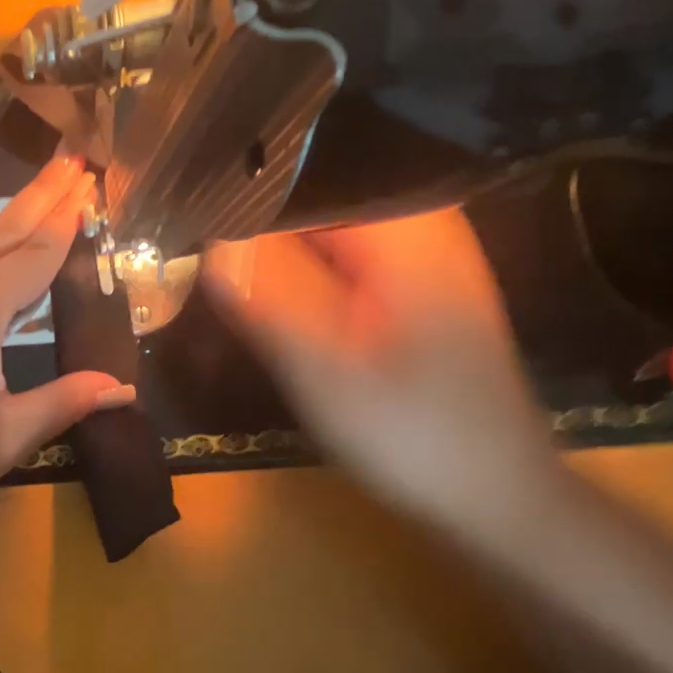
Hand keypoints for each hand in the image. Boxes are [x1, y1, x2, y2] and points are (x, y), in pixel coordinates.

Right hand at [204, 210, 563, 532]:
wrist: (495, 497)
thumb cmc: (416, 436)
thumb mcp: (328, 372)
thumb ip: (270, 299)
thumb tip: (208, 243)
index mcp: (408, 231)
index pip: (311, 176)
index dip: (244, 186)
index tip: (182, 205)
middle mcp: (418, 228)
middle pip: (315, 196)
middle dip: (249, 213)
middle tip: (178, 232)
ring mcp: (416, 261)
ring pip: (321, 229)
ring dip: (265, 243)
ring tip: (199, 252)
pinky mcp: (406, 293)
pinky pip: (334, 258)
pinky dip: (290, 267)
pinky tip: (252, 285)